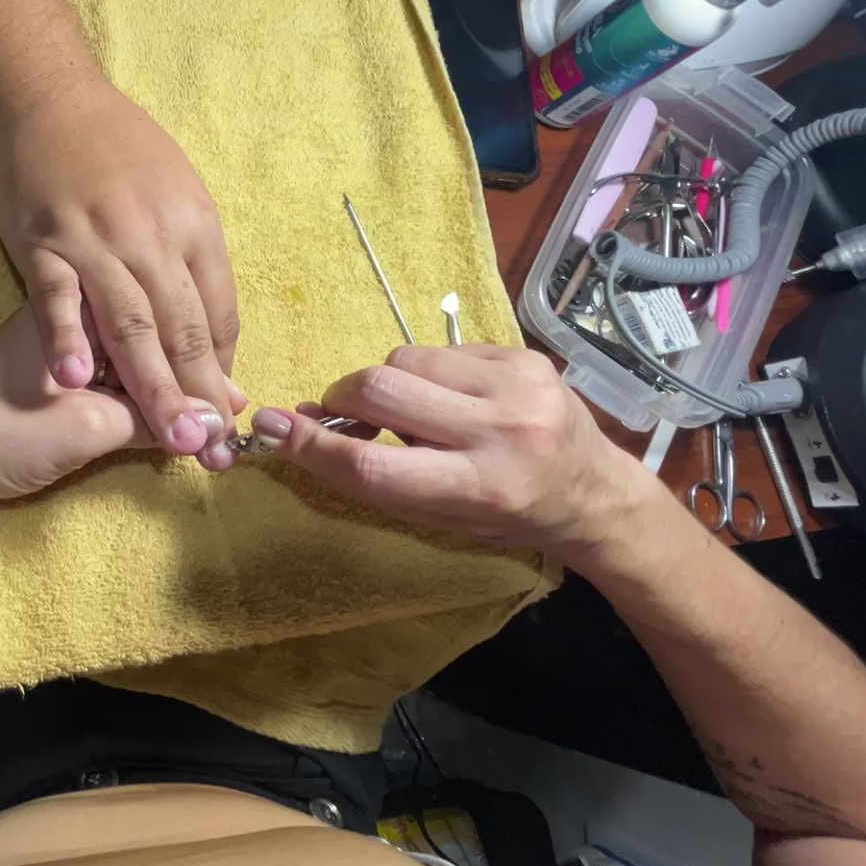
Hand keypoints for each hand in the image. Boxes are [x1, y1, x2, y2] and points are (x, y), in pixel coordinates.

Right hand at [0, 76, 239, 462]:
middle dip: (201, 393)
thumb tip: (208, 328)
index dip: (222, 367)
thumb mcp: (175, 192)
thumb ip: (192, 260)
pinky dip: (67, 339)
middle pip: (184, 327)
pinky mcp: (44, 243)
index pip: (217, 312)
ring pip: (131, 322)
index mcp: (192, 224)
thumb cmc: (116, 148)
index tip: (224, 410)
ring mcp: (96, 240)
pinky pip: (57, 298)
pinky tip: (76, 380)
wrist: (48, 100)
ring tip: (172, 437)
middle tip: (213, 448)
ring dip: (154, 385)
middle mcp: (152, 235)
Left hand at [0, 309, 233, 529]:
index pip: (155, 327)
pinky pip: (116, 375)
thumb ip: (150, 421)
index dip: (198, 368)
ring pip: (137, 357)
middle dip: (193, 378)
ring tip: (218, 416)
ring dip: (173, 387)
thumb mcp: (84, 429)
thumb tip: (213, 425)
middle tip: (236, 412)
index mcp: (75, 310)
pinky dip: (144, 395)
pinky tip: (172, 413)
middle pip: (152, 340)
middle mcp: (74, 318)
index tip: (235, 404)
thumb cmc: (3, 435)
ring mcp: (66, 346)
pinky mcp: (59, 374)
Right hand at [253, 345, 659, 559]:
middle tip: (347, 414)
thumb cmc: (498, 515)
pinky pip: (436, 350)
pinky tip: (450, 396)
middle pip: (381, 391)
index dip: (314, 446)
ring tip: (415, 410)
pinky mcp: (525, 356)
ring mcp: (520, 386)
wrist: (593, 493)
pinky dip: (424, 373)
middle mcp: (504, 432)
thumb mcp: (431, 515)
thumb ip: (362, 471)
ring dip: (388, 384)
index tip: (272, 427)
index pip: (374, 464)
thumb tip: (285, 425)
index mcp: (479, 489)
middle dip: (344, 398)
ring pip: (402, 359)